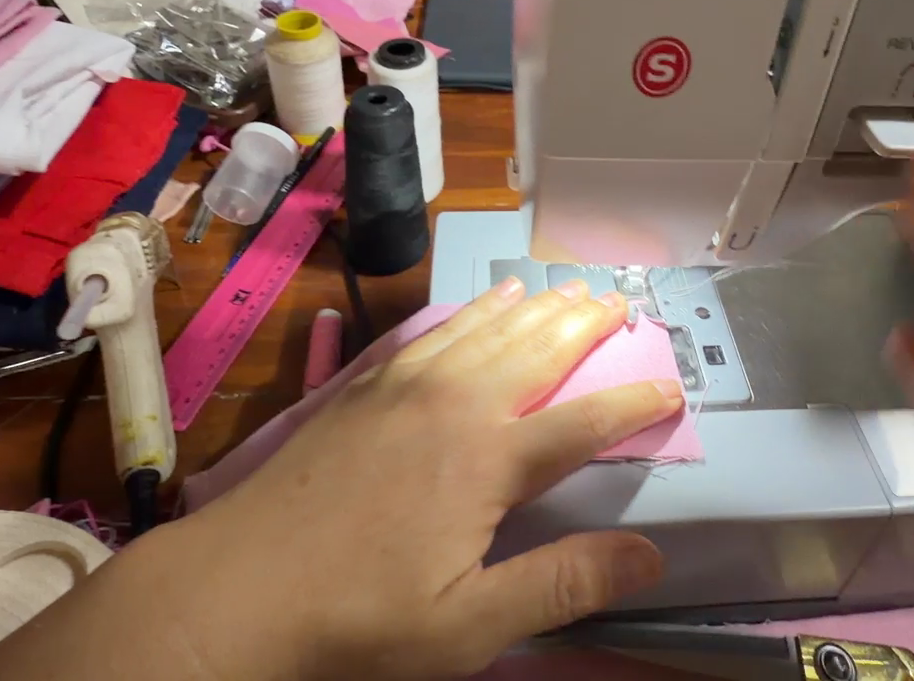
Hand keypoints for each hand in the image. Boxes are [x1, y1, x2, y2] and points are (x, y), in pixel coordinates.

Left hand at [178, 279, 683, 679]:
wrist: (242, 583)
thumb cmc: (359, 614)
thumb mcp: (468, 625)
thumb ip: (562, 584)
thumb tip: (650, 554)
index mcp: (490, 458)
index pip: (585, 423)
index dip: (634, 403)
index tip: (671, 386)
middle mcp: (460, 401)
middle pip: (541, 350)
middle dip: (588, 325)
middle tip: (622, 302)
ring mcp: (412, 381)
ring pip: (495, 327)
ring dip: (541, 306)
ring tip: (574, 287)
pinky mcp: (375, 378)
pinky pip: (443, 326)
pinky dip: (479, 307)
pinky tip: (494, 296)